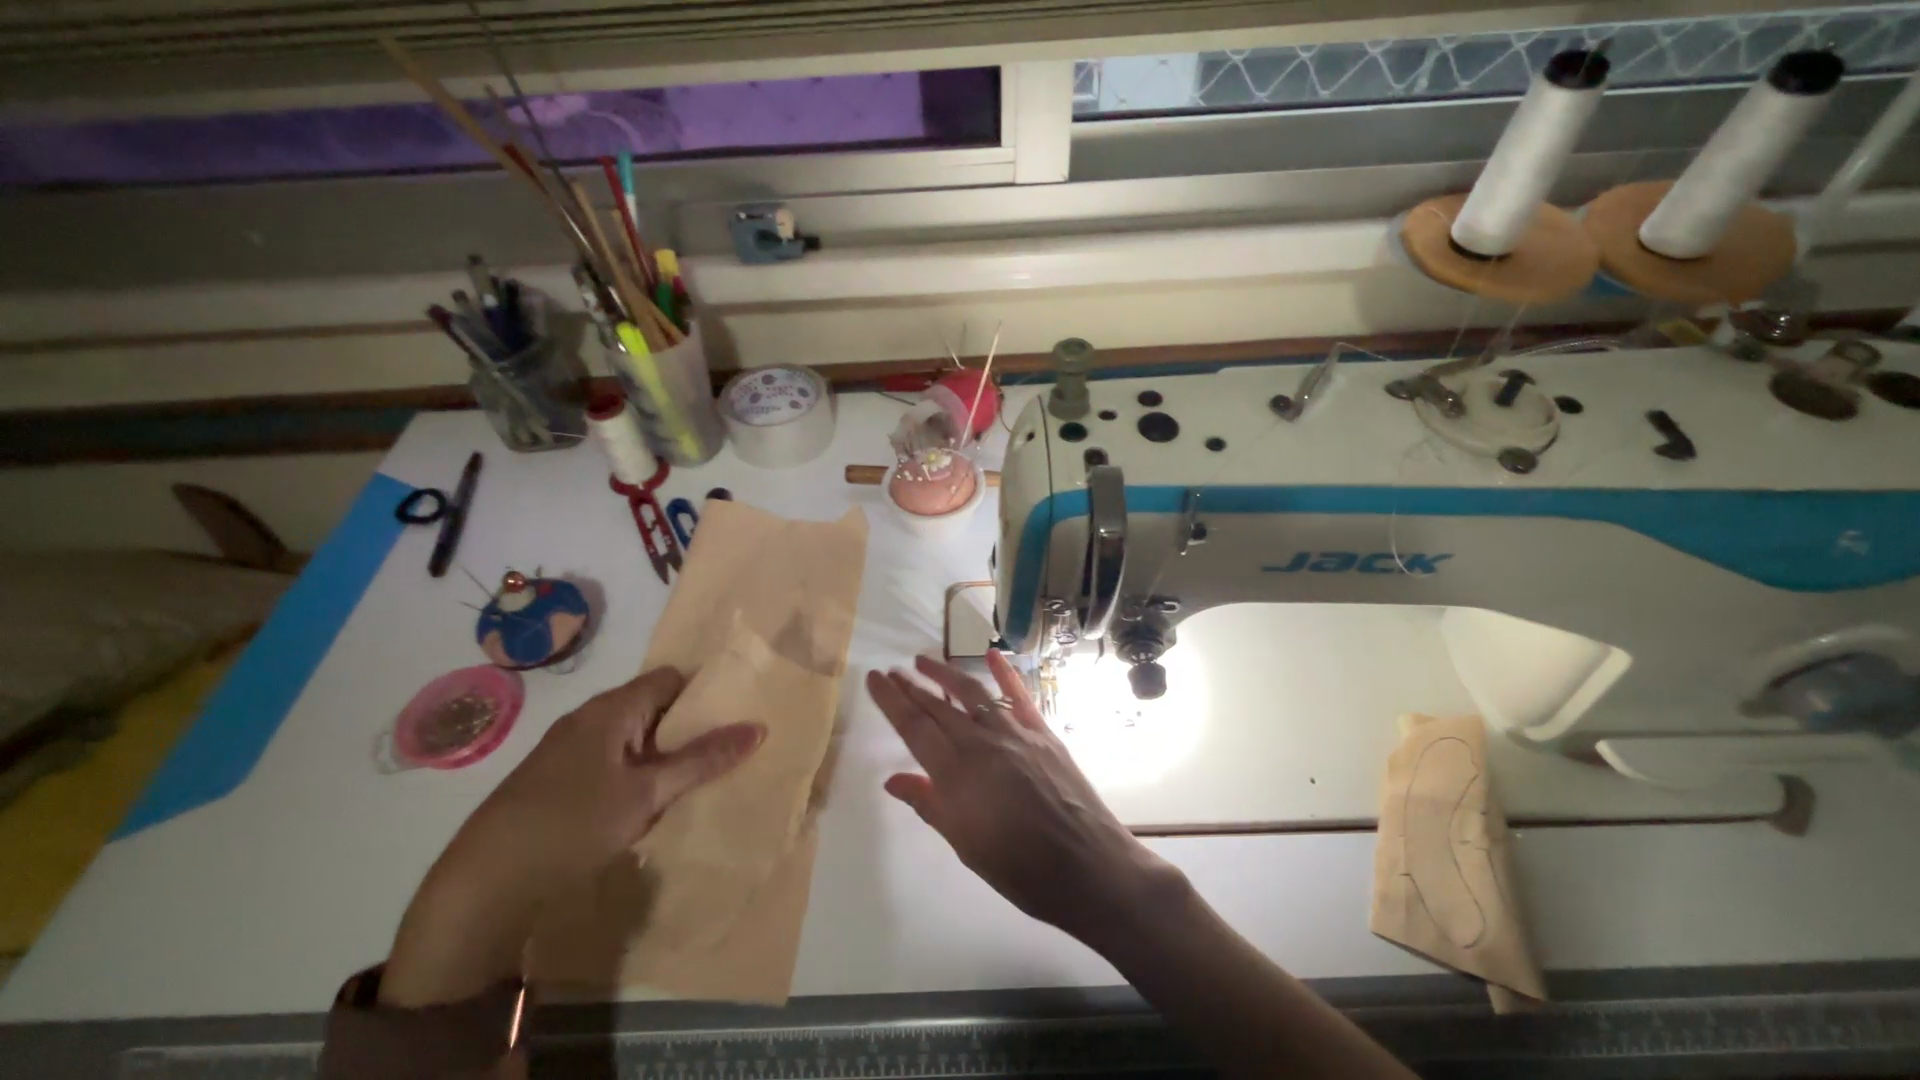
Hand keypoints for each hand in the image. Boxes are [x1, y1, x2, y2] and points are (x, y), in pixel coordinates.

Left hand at [380, 667, 763, 1005]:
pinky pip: (613, 765)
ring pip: (633, 740)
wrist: (486, 881)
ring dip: (665, 755)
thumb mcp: (647, 793)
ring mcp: (570, 752)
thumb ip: (702, 760)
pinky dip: (640, 775)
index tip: (739, 711)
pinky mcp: (559, 783)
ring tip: (705, 776)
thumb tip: (758, 727)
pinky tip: (657, 802)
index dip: (704, 691)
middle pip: (652, 708)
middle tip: (732, 748)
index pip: (669, 679)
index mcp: (609, 709)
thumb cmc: (572, 823)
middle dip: (690, 727)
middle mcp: (588, 720)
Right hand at [865, 653, 1181, 947]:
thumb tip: (893, 780)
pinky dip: (1005, 673)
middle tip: (891, 671)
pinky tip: (991, 655)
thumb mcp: (964, 845)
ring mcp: (1016, 735)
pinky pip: (1019, 697)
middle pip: (938, 707)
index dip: (891, 702)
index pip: (914, 728)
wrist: (1087, 867)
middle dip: (911, 687)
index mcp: (956, 774)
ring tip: (922, 661)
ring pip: (973, 694)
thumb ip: (930, 805)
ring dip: (945, 674)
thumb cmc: (1019, 869)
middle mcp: (982, 744)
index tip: (873, 679)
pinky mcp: (1044, 735)